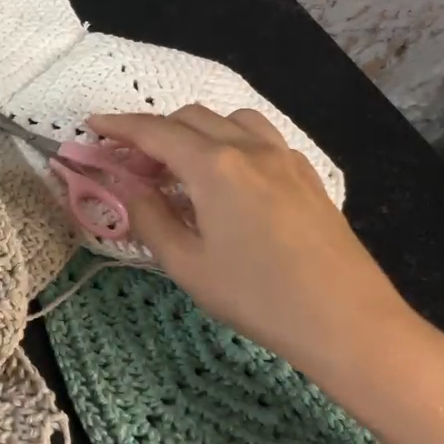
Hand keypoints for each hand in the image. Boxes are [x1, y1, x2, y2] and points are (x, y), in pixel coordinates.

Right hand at [89, 106, 423, 382]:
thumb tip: (126, 185)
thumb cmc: (258, 297)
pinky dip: (230, 142)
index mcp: (214, 167)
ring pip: (229, 120)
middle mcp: (249, 150)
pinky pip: (260, 139)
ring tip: (180, 166)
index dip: (118, 126)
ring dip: (194, 131)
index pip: (154, 132)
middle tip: (132, 168)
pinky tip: (226, 180)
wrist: (350, 325)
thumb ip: (147, 215)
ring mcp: (285, 160)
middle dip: (153, 133)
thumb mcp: (186, 263)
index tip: (92, 125)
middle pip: (189, 118)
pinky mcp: (308, 178)